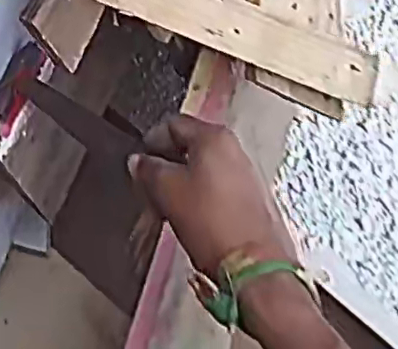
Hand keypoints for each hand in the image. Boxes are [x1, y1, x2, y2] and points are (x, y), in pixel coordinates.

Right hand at [127, 114, 297, 277]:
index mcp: (214, 137)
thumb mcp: (165, 188)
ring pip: (205, 168)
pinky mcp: (258, 204)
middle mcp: (236, 150)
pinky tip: (193, 215)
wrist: (258, 273)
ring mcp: (250, 177)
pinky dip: (203, 196)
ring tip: (169, 201)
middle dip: (167, 163)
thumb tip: (139, 162)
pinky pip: (220, 188)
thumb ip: (146, 168)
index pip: (171, 124)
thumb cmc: (209, 219)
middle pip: (190, 146)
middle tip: (151, 182)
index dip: (151, 141)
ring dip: (184, 181)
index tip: (141, 162)